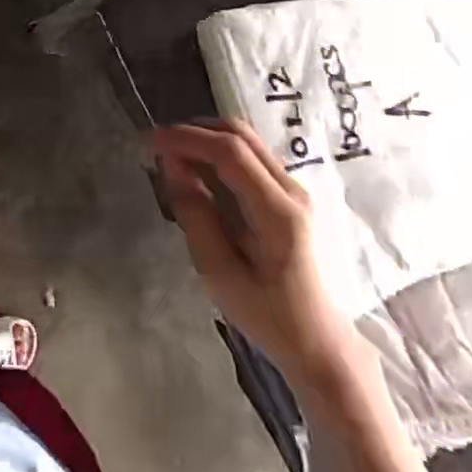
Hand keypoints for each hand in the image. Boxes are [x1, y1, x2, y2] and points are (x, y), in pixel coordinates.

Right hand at [152, 120, 362, 385]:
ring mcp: (296, 189)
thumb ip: (195, 216)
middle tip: (158, 145)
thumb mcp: (219, 274)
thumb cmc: (268, 316)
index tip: (151, 140)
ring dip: (207, 139)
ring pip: (248, 141)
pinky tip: (198, 172)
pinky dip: (220, 153)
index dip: (188, 139)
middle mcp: (293, 190)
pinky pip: (252, 158)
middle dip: (195, 130)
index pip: (231, 152)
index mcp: (278, 212)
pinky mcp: (291, 195)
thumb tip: (172, 167)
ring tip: (172, 156)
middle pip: (241, 134)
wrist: (320, 341)